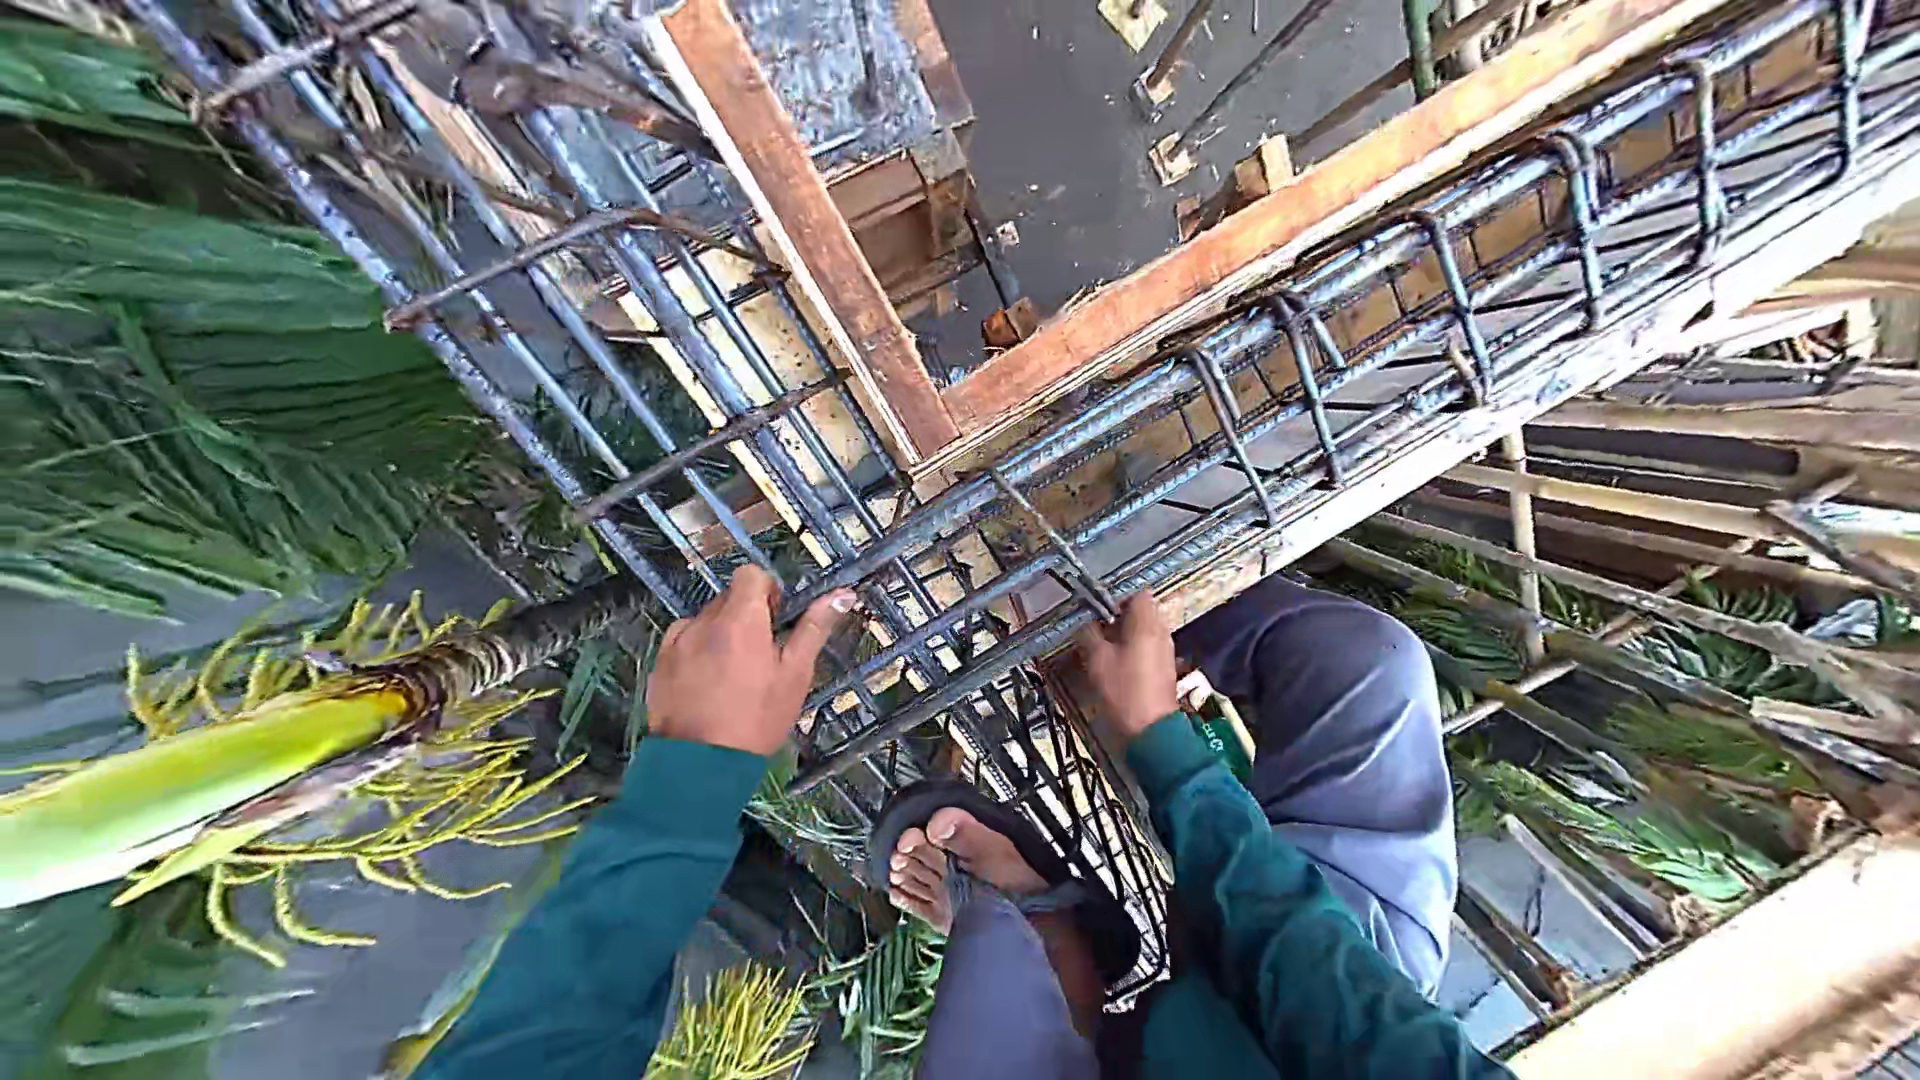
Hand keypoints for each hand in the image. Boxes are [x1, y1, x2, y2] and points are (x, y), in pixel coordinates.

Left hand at [646, 566, 855, 755]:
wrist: (701, 765)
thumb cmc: (757, 717)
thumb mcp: (795, 674)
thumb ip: (814, 627)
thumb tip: (842, 595)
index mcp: (741, 619)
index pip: (751, 574)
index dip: (768, 591)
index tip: (776, 619)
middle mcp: (704, 621)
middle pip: (729, 597)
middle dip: (747, 614)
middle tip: (761, 652)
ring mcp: (678, 641)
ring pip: (706, 618)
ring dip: (721, 631)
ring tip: (733, 671)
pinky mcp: (660, 663)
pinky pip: (683, 640)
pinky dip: (697, 649)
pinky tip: (707, 681)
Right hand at [1078, 591, 1179, 741]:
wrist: (1151, 730)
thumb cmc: (1122, 689)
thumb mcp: (1097, 658)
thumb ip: (1089, 633)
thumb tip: (1086, 622)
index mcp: (1146, 624)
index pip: (1138, 593)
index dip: (1117, 597)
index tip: (1099, 610)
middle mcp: (1161, 632)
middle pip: (1142, 611)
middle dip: (1119, 617)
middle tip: (1098, 629)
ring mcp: (1166, 650)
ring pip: (1144, 630)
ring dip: (1125, 634)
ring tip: (1104, 648)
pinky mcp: (1165, 667)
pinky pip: (1148, 646)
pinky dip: (1133, 649)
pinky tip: (1117, 664)